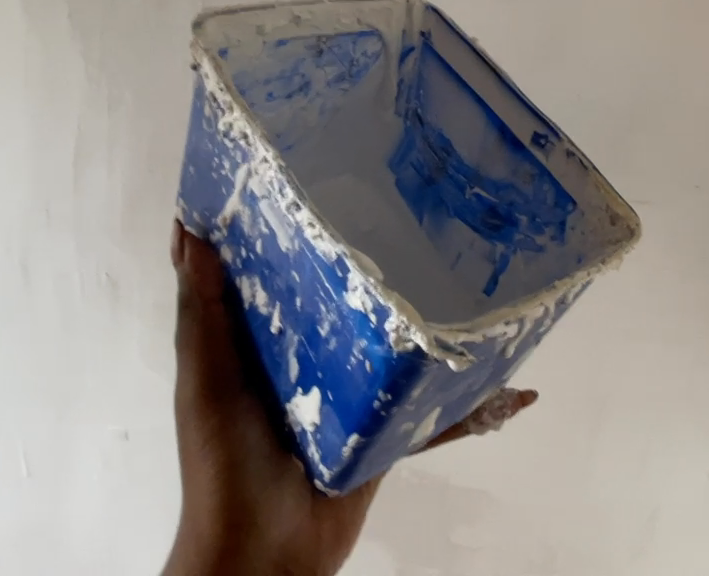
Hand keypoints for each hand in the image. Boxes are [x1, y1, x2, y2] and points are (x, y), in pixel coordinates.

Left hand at [165, 223, 536, 575]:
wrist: (264, 554)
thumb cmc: (226, 455)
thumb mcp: (207, 374)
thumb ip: (203, 309)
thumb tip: (190, 225)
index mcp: (273, 337)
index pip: (294, 266)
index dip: (310, 222)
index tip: (340, 171)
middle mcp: (321, 357)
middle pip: (361, 300)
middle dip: (394, 263)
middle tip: (432, 213)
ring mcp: (361, 391)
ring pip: (407, 345)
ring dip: (442, 322)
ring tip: (482, 279)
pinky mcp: (390, 427)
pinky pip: (440, 409)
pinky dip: (478, 403)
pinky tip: (518, 387)